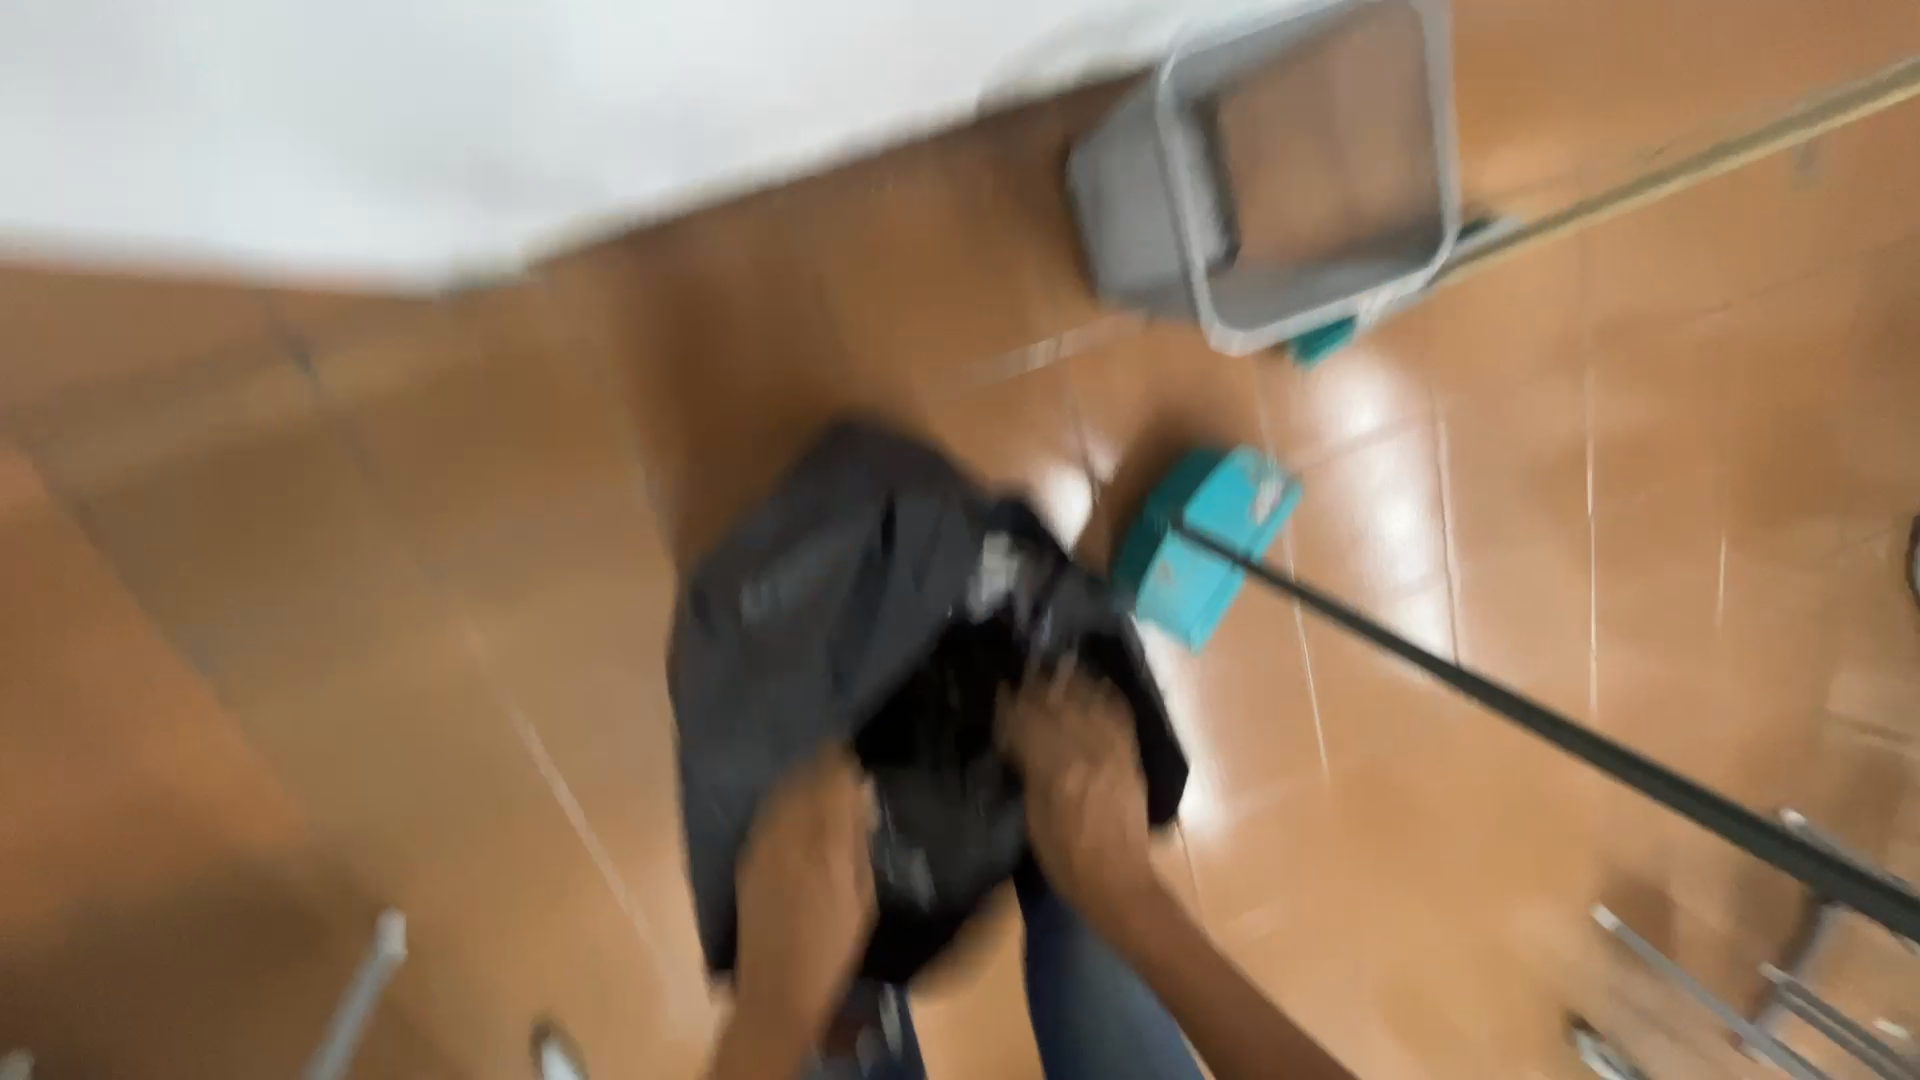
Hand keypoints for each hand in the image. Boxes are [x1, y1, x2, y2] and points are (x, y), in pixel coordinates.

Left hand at [732, 746, 875, 1042]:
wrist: (776, 991)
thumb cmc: (832, 950)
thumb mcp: (863, 900)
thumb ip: (859, 847)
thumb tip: (860, 804)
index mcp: (829, 849)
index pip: (835, 785)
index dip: (843, 761)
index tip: (852, 748)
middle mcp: (794, 839)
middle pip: (807, 781)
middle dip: (822, 761)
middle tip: (836, 752)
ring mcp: (766, 847)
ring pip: (784, 792)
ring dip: (801, 773)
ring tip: (815, 764)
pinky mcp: (748, 859)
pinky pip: (767, 813)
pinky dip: (782, 796)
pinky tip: (791, 796)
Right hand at [997, 665, 1160, 931]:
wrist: (1118, 882)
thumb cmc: (1066, 860)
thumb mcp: (1033, 819)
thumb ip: (1030, 774)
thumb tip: (1019, 742)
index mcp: (1055, 772)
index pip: (1028, 725)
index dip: (1012, 706)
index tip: (1001, 691)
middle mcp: (1085, 754)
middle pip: (1058, 708)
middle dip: (1039, 688)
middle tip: (1026, 673)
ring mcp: (1112, 754)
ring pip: (1089, 705)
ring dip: (1073, 684)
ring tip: (1059, 668)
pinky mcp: (1130, 759)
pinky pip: (1120, 719)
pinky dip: (1108, 699)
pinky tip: (1098, 684)